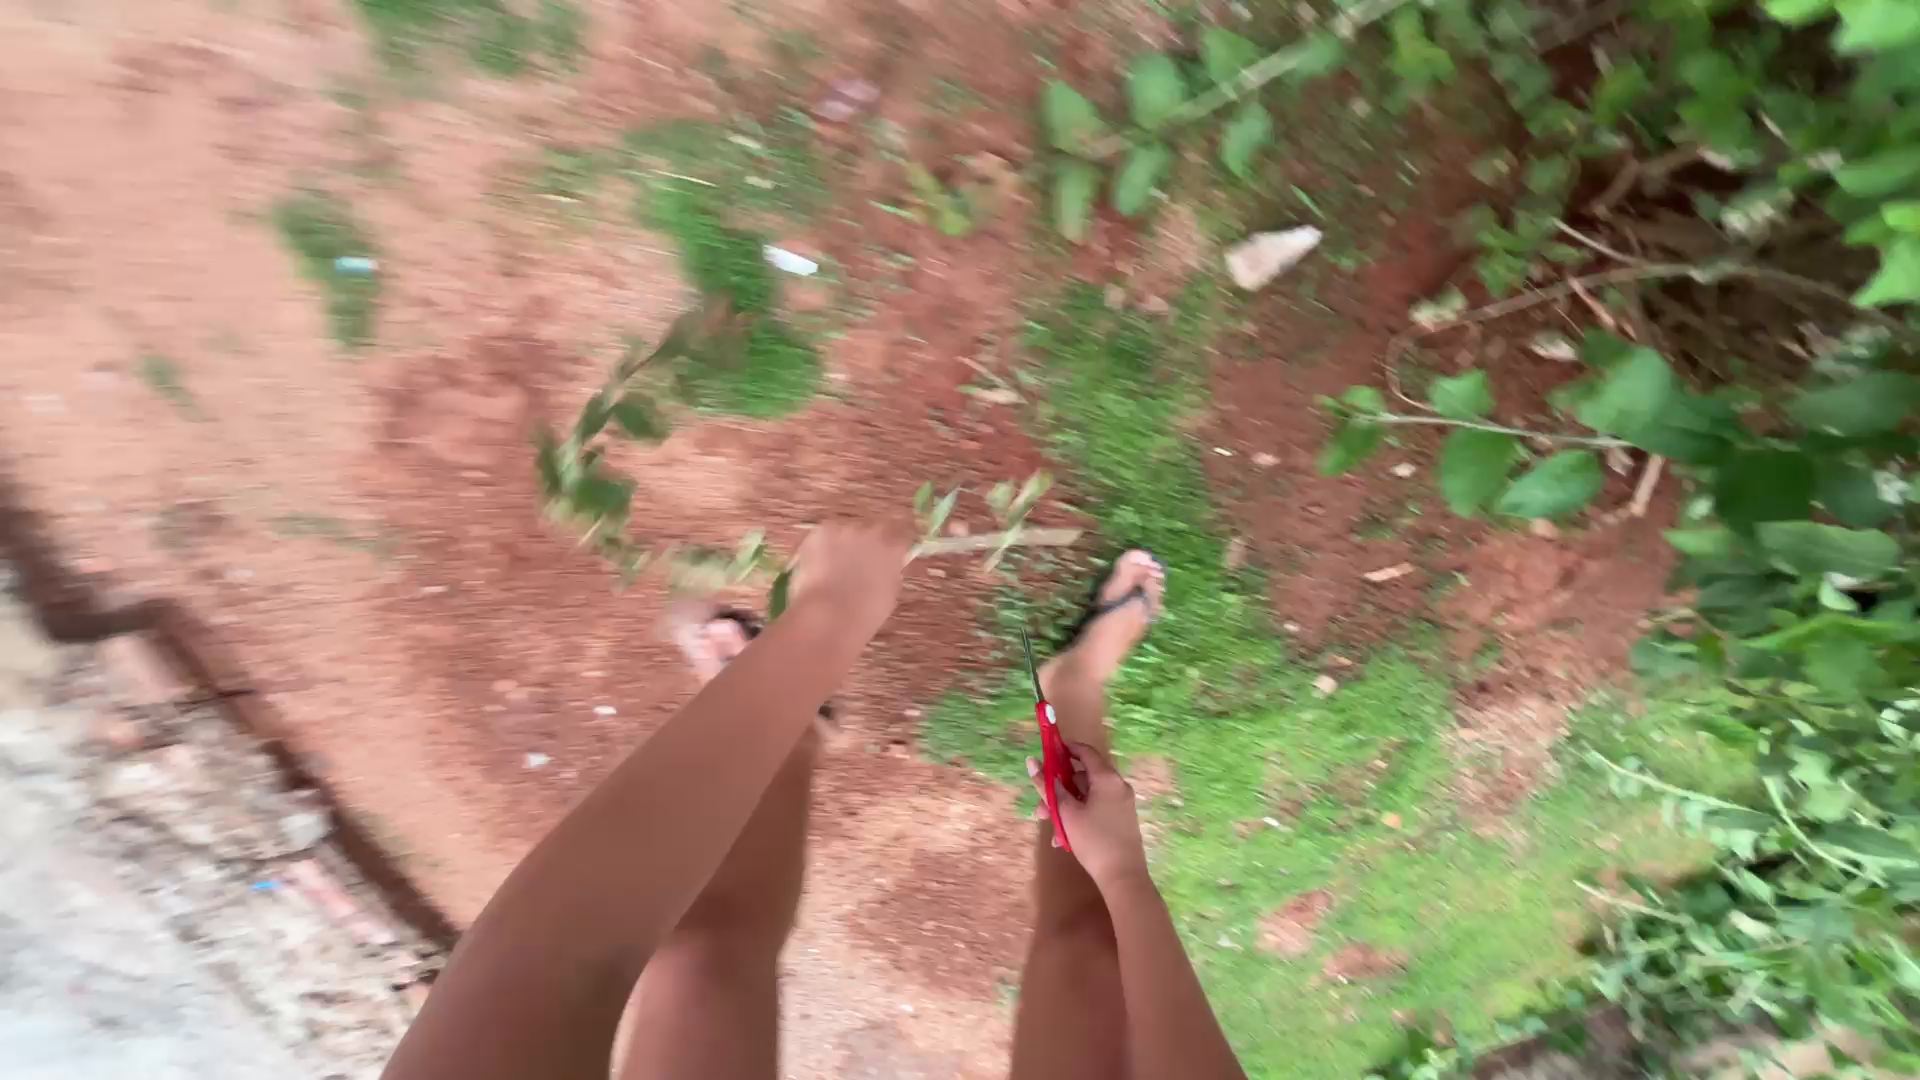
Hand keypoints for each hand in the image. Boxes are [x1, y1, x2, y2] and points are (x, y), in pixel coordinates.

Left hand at [785, 518, 913, 631]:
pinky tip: (817, 564)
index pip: (902, 537)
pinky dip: (821, 546)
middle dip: (868, 543)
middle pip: (875, 530)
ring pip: (847, 532)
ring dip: (843, 545)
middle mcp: (873, 534)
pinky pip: (825, 534)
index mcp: (894, 551)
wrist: (831, 614)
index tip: (888, 553)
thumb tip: (885, 570)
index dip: (893, 546)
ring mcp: (847, 530)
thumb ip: (890, 575)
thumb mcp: (889, 595)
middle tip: (857, 562)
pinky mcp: (823, 531)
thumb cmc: (864, 614)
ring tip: (832, 568)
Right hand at [1027, 741, 1148, 889]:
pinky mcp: (1121, 820)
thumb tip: (1032, 762)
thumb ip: (1048, 786)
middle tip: (1041, 806)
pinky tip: (1064, 839)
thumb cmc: (1093, 840)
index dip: (1065, 749)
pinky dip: (1080, 816)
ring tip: (1051, 828)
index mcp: (1107, 778)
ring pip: (1087, 796)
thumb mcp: (1066, 812)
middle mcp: (1117, 786)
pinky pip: (1096, 809)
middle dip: (1059, 789)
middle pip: (1083, 777)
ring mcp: (1121, 803)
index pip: (1085, 752)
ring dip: (1066, 807)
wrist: (1124, 878)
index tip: (1047, 754)